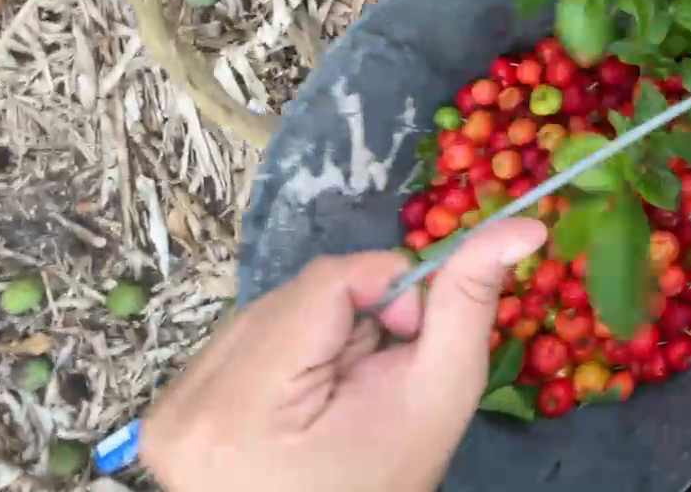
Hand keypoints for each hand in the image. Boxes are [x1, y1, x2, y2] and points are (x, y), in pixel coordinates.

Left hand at [141, 219, 546, 491]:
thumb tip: (523, 225)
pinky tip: (306, 395)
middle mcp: (184, 403)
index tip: (406, 341)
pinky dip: (294, 346)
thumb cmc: (389, 482)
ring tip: (342, 388)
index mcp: (242, 408)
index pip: (328, 279)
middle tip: (376, 372)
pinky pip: (252, 333)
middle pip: (301, 291)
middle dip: (357, 313)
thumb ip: (472, 295)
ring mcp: (167, 410)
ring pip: (279, 305)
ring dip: (326, 328)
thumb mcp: (444, 387)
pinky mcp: (167, 412)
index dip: (385, 291)